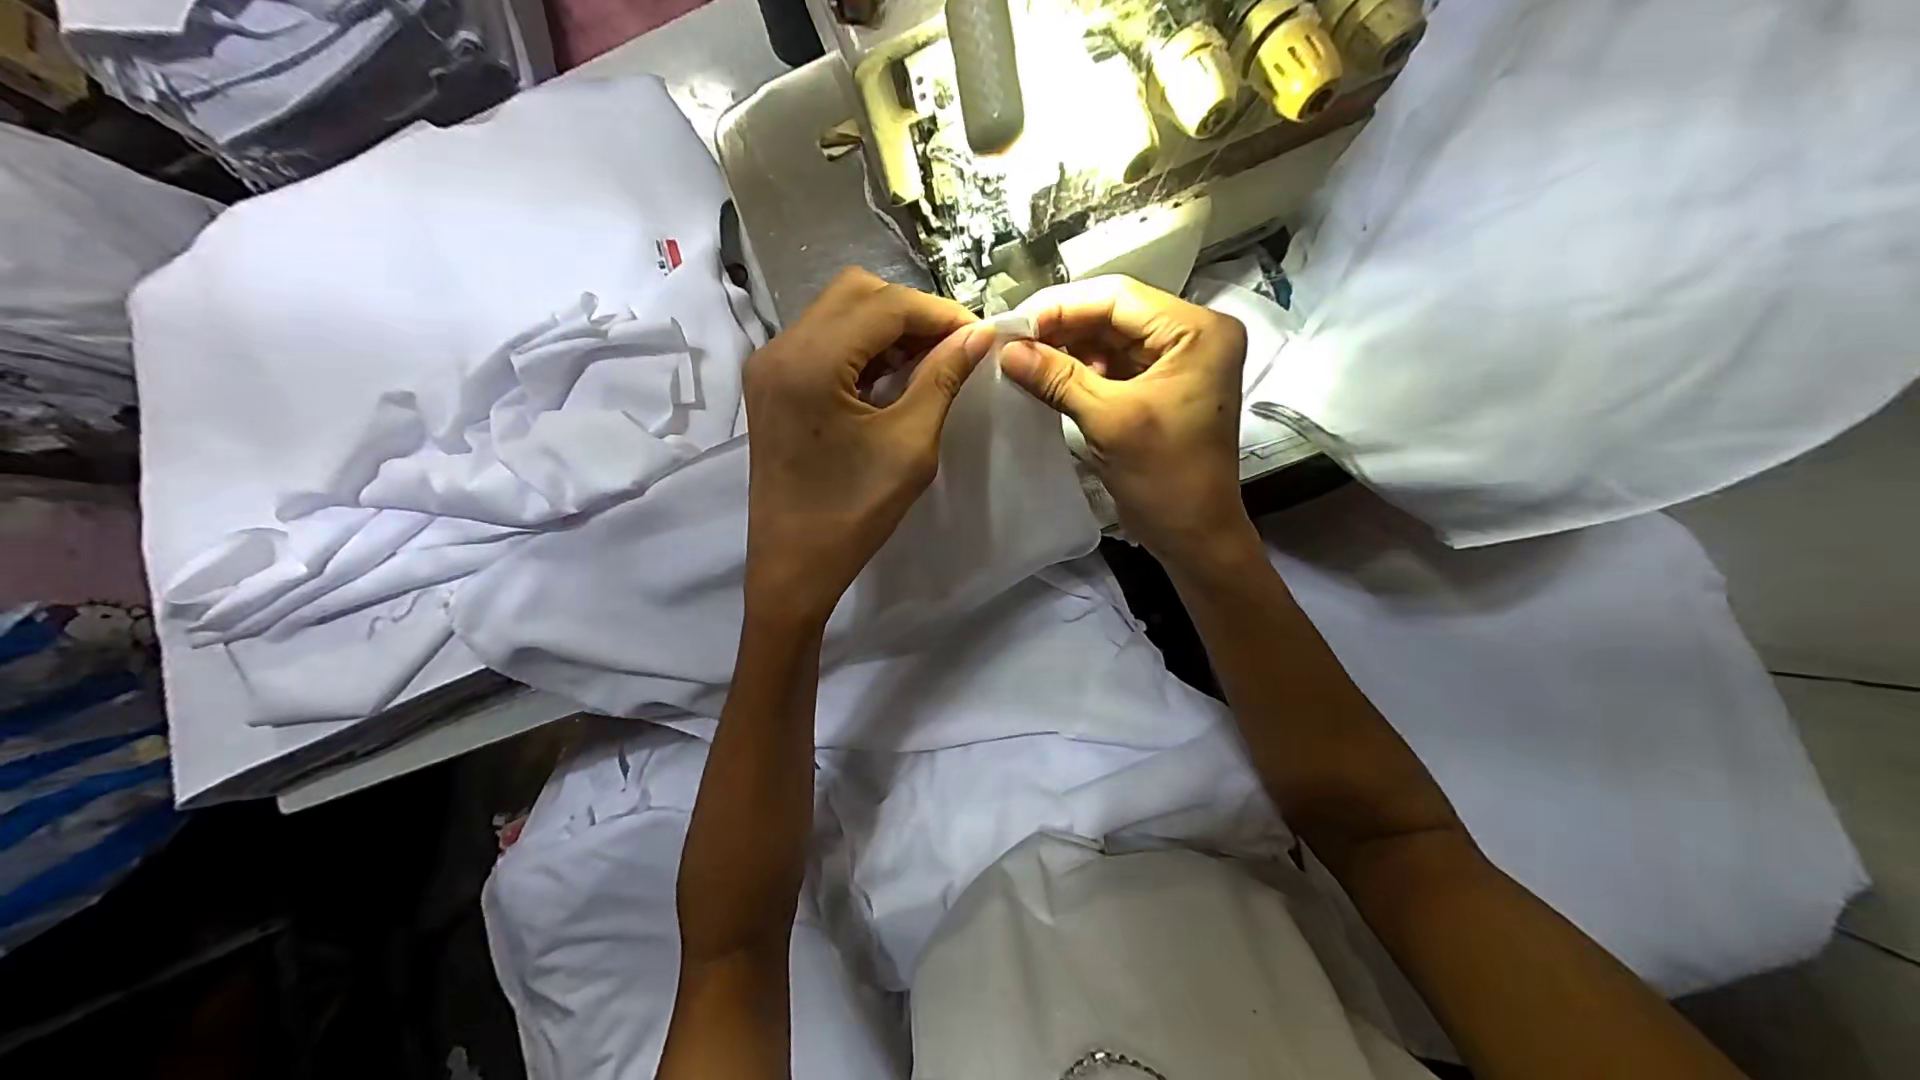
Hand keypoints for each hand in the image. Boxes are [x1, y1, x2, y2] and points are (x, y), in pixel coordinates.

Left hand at [743, 267, 992, 622]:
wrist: (793, 565)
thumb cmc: (853, 514)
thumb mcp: (910, 446)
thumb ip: (942, 379)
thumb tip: (978, 335)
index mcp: (810, 362)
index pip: (885, 305)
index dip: (939, 313)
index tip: (980, 334)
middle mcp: (780, 348)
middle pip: (856, 292)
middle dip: (912, 312)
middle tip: (954, 347)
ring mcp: (769, 364)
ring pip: (838, 311)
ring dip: (887, 326)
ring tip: (929, 360)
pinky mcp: (771, 383)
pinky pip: (822, 341)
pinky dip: (861, 346)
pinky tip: (892, 375)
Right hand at [1001, 275, 1255, 566]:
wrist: (1194, 535)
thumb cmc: (1166, 478)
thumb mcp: (1109, 420)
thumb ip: (1057, 378)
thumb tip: (1007, 350)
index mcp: (1197, 332)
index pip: (1118, 298)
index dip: (1062, 307)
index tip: (1015, 325)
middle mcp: (1191, 337)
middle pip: (1113, 315)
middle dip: (1061, 328)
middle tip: (1012, 342)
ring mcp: (1176, 362)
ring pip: (1109, 339)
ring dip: (1067, 348)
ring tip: (1023, 359)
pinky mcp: (1159, 387)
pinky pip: (1113, 366)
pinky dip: (1079, 370)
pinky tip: (1046, 376)